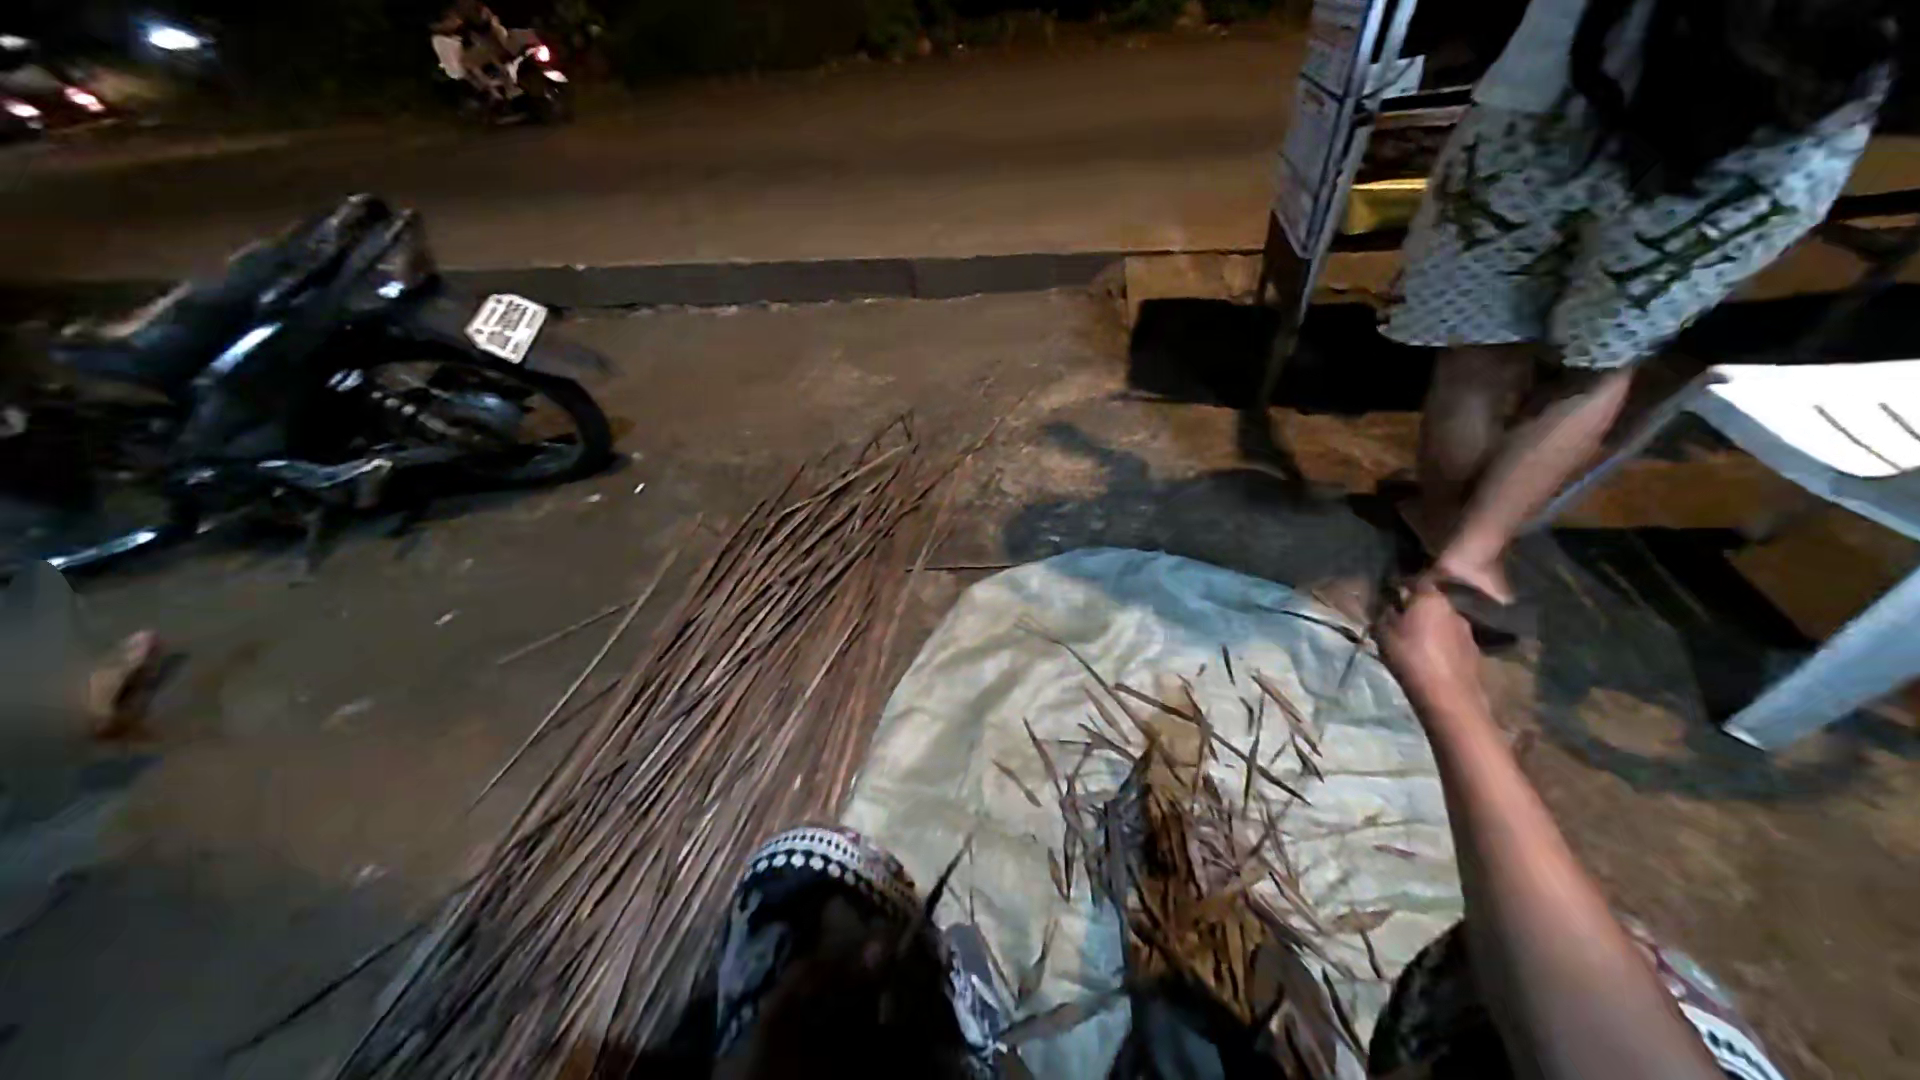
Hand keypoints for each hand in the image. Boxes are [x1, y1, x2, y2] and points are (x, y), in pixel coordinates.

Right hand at [1380, 583, 1489, 719]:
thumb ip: (1384, 613)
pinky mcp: (1474, 650)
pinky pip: (1451, 639)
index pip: (1418, 580)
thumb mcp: (1383, 632)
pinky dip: (1441, 642)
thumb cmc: (1410, 655)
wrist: (1448, 694)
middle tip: (1400, 617)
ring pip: (1443, 621)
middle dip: (1417, 607)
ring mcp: (1467, 630)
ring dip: (1430, 625)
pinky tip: (1430, 655)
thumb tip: (1388, 603)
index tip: (1391, 591)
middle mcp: (1453, 609)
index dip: (1404, 584)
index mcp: (1431, 599)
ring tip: (1415, 639)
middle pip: (1432, 602)